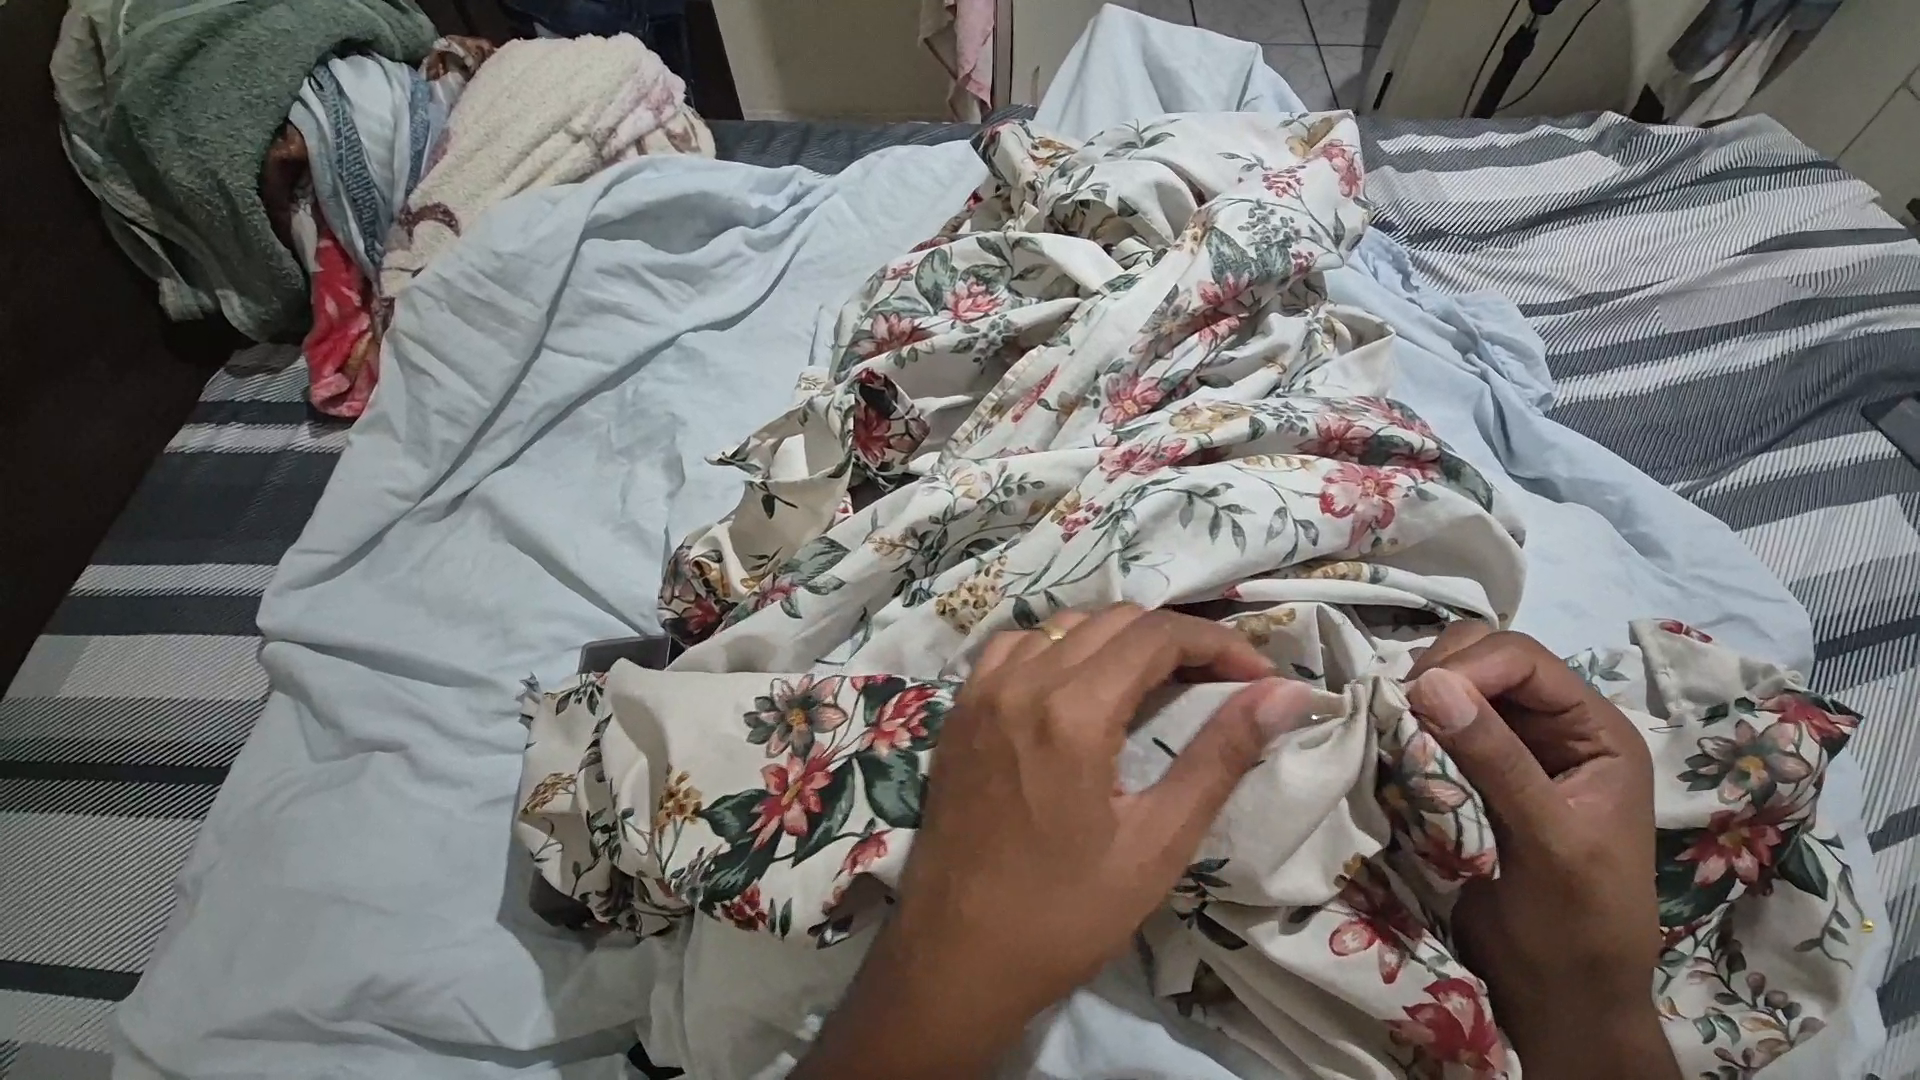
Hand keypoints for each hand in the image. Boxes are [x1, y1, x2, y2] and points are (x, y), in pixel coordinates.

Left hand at [794, 604, 1313, 1078]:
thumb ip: (1220, 756)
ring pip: (1062, 626)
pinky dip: (1058, 648)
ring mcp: (981, 691)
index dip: (1217, 643)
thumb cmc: (1064, 913)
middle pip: (1113, 621)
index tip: (1257, 676)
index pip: (1156, 636)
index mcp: (1072, 711)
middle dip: (1174, 639)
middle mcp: (1021, 681)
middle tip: (1215, 681)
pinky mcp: (959, 709)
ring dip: (1117, 639)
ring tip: (1155, 682)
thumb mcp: (1157, 843)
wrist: (954, 955)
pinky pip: (1014, 647)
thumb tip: (1285, 694)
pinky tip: (1077, 686)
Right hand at [1406, 625, 1679, 1079]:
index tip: (1413, 698)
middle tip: (1400, 709)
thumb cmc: (1574, 921)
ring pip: (1458, 679)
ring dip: (1421, 689)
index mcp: (1596, 731)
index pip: (1524, 660)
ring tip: (1394, 720)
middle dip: (1439, 669)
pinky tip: (1396, 733)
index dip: (1467, 665)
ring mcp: (1514, 743)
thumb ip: (1495, 758)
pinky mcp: (1476, 764)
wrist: (1559, 989)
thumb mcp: (1546, 839)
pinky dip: (1412, 714)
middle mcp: (1556, 724)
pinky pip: (1440, 715)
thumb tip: (1429, 682)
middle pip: (1489, 656)